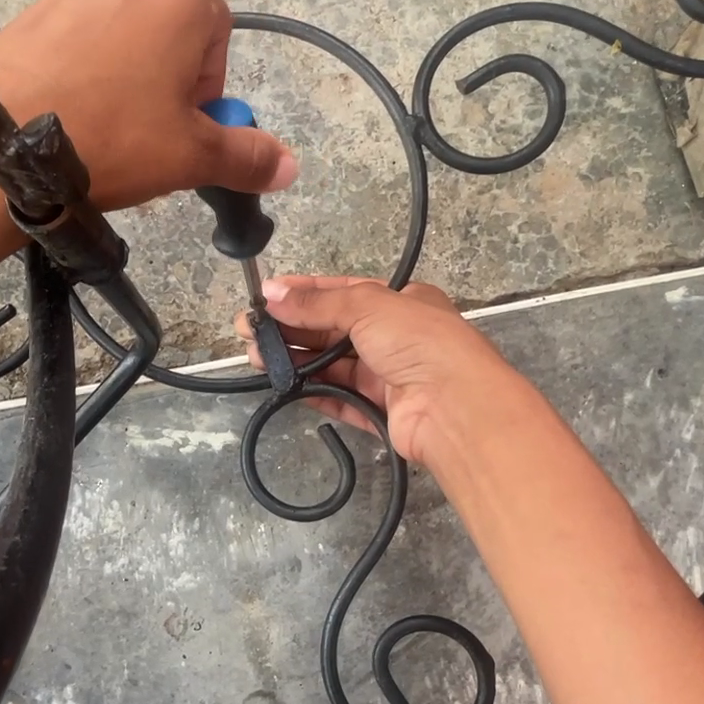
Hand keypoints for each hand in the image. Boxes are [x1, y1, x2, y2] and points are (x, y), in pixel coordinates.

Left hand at [0, 0, 297, 207]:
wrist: (4, 137)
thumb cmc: (110, 137)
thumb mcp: (190, 157)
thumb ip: (244, 157)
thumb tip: (287, 167)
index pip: (218, 44)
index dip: (205, 99)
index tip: (181, 135)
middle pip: (173, 36)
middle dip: (168, 88)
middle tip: (145, 138)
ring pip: (127, 37)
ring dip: (129, 82)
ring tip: (108, 131)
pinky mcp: (41, 1)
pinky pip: (85, 38)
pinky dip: (89, 73)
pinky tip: (77, 113)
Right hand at [235, 276, 501, 467]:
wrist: (454, 406)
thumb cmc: (418, 342)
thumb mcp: (367, 306)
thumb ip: (317, 303)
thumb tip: (271, 294)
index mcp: (401, 302)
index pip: (343, 292)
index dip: (303, 293)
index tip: (266, 297)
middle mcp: (394, 337)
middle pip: (332, 330)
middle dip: (291, 328)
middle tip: (250, 331)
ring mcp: (386, 376)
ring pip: (331, 365)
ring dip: (295, 360)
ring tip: (256, 356)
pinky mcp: (378, 410)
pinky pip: (338, 399)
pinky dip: (311, 391)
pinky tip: (284, 385)